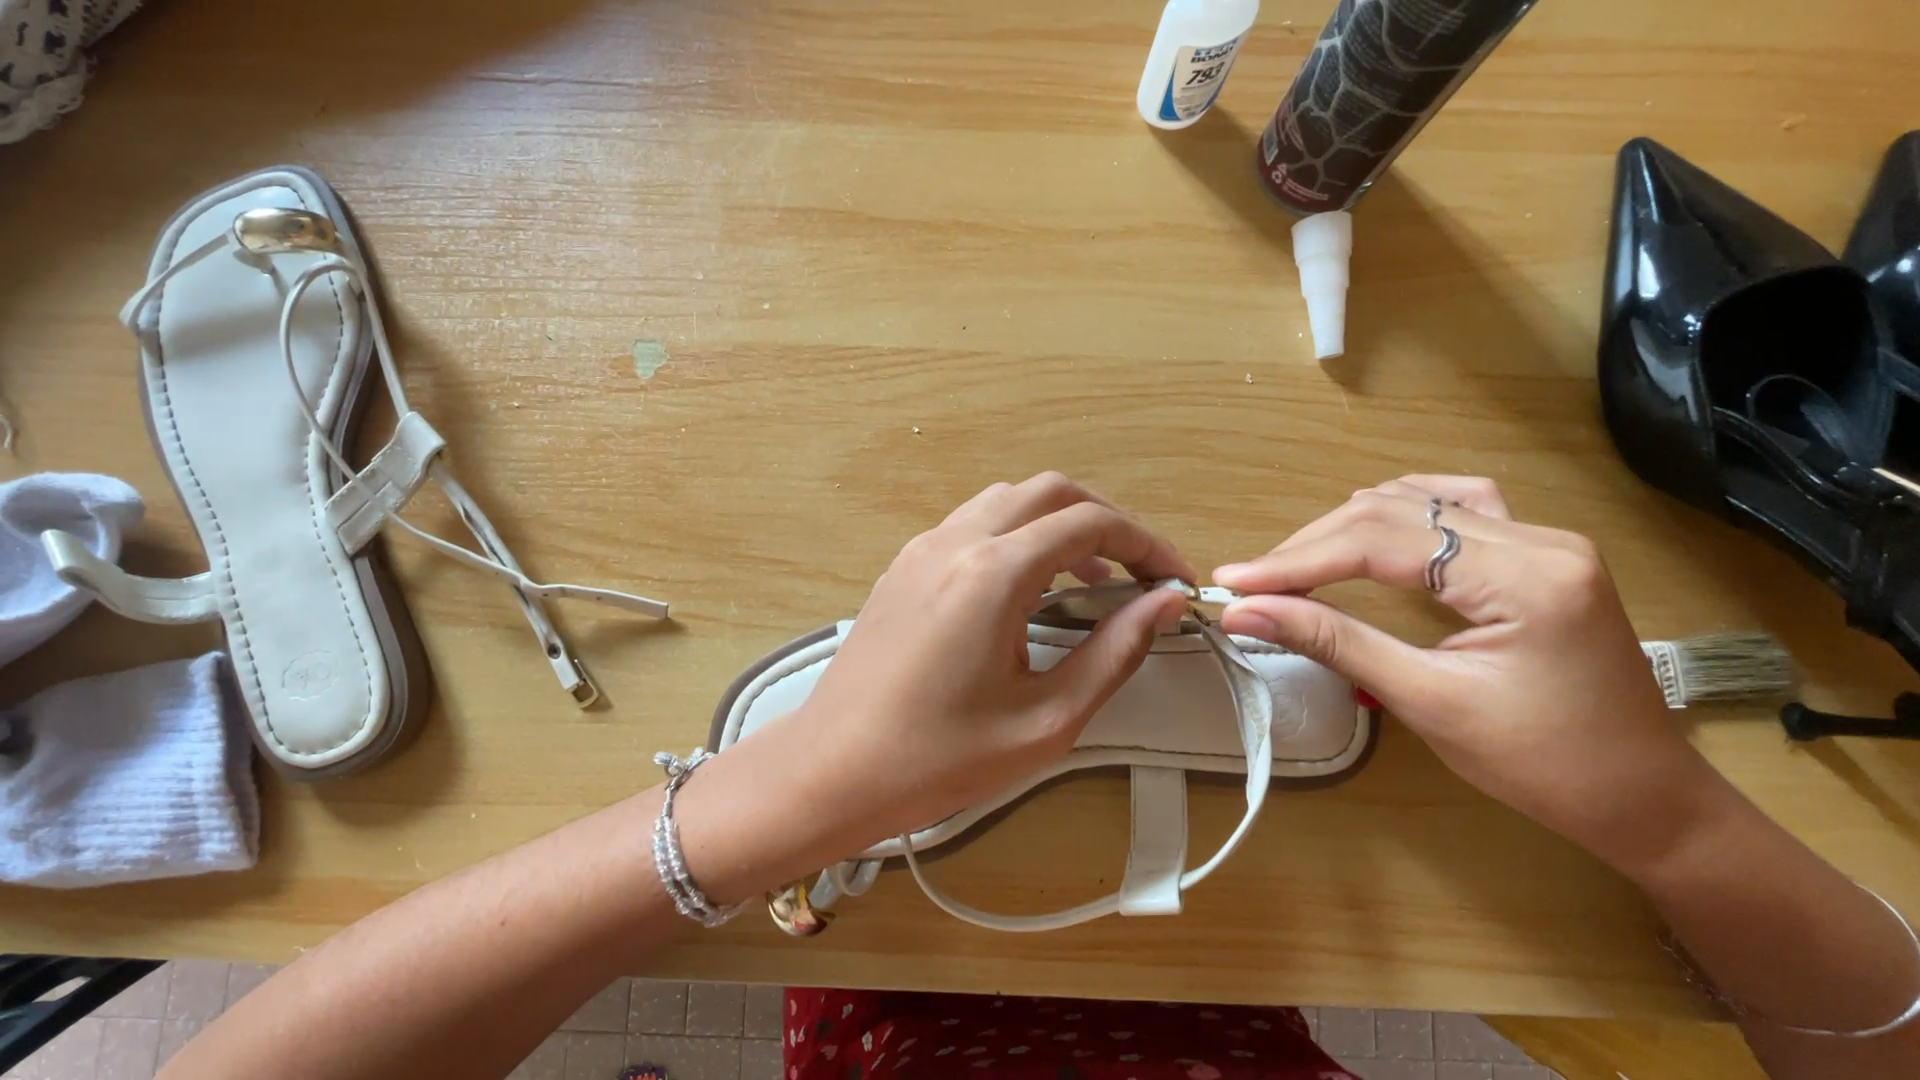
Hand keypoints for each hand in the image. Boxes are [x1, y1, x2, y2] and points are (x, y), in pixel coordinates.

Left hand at [687, 473, 1191, 893]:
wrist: (830, 771)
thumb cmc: (938, 760)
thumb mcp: (1045, 720)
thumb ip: (1114, 653)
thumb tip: (1165, 603)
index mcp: (993, 573)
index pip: (1091, 524)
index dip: (1147, 545)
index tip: (1176, 582)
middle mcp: (956, 541)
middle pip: (1050, 492)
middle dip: (1106, 522)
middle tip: (1138, 574)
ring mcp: (921, 549)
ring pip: (1008, 501)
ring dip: (1059, 525)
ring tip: (1091, 582)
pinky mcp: (902, 566)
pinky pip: (972, 524)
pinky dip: (1017, 536)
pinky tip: (1029, 590)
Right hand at [1212, 475, 1721, 873]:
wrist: (1643, 798)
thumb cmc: (1542, 765)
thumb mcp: (1428, 703)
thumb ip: (1335, 643)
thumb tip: (1247, 613)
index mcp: (1524, 576)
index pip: (1383, 541)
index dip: (1299, 559)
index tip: (1234, 581)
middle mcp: (1539, 538)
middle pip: (1394, 511)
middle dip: (1314, 545)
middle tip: (1255, 585)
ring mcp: (1545, 540)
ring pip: (1420, 502)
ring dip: (1349, 528)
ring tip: (1298, 568)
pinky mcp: (1539, 554)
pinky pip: (1457, 508)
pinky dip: (1400, 516)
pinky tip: (1371, 533)